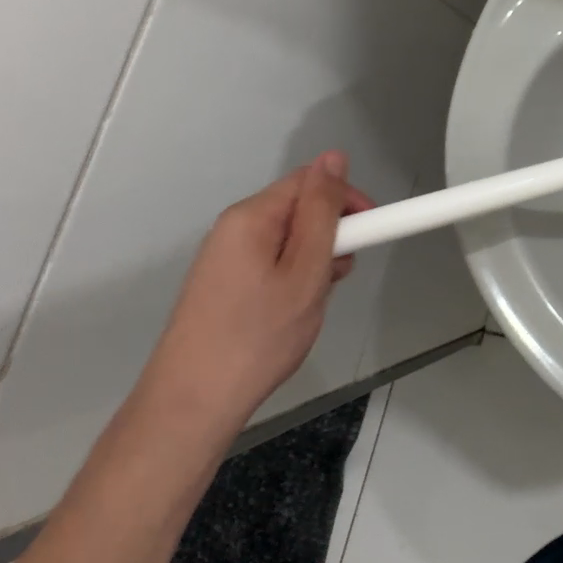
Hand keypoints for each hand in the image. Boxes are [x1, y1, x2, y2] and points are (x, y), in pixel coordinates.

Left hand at [140, 150, 373, 430]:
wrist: (192, 404)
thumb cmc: (258, 337)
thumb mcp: (305, 271)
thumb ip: (323, 212)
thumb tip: (333, 157)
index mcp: (251, 217)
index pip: (311, 180)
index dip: (347, 200)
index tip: (370, 234)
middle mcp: (232, 229)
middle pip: (299, 208)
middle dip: (331, 235)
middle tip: (339, 276)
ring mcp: (224, 258)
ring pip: (288, 239)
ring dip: (314, 260)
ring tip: (314, 301)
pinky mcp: (222, 283)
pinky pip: (271, 262)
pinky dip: (293, 278)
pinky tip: (292, 312)